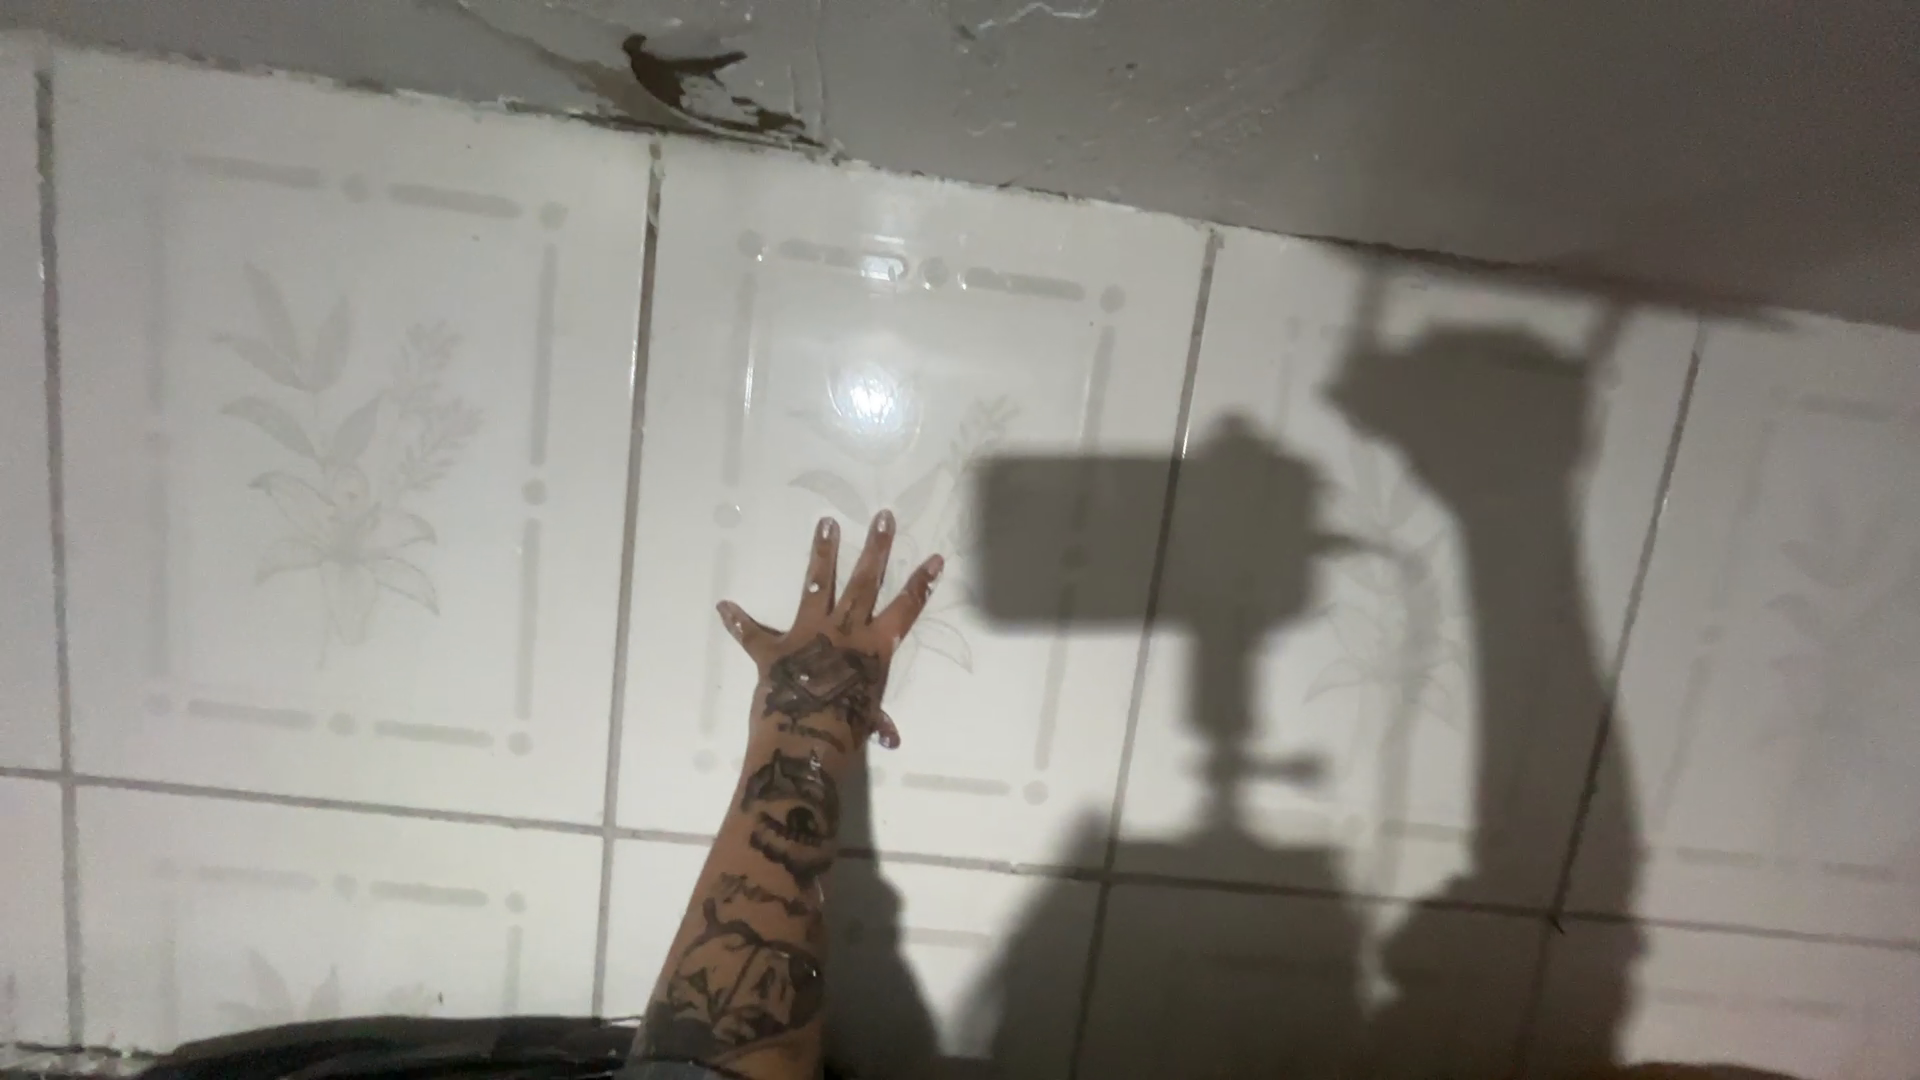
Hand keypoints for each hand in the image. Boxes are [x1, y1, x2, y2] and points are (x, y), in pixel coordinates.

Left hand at [717, 510, 943, 749]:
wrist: (802, 742)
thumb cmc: (845, 733)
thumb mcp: (866, 723)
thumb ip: (876, 720)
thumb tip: (889, 736)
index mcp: (873, 648)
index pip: (905, 608)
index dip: (922, 583)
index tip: (935, 557)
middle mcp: (844, 631)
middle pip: (865, 582)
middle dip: (876, 548)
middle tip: (883, 516)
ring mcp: (807, 635)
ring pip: (818, 586)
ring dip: (823, 554)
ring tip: (826, 523)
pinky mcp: (773, 649)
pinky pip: (752, 634)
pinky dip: (738, 622)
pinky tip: (724, 606)